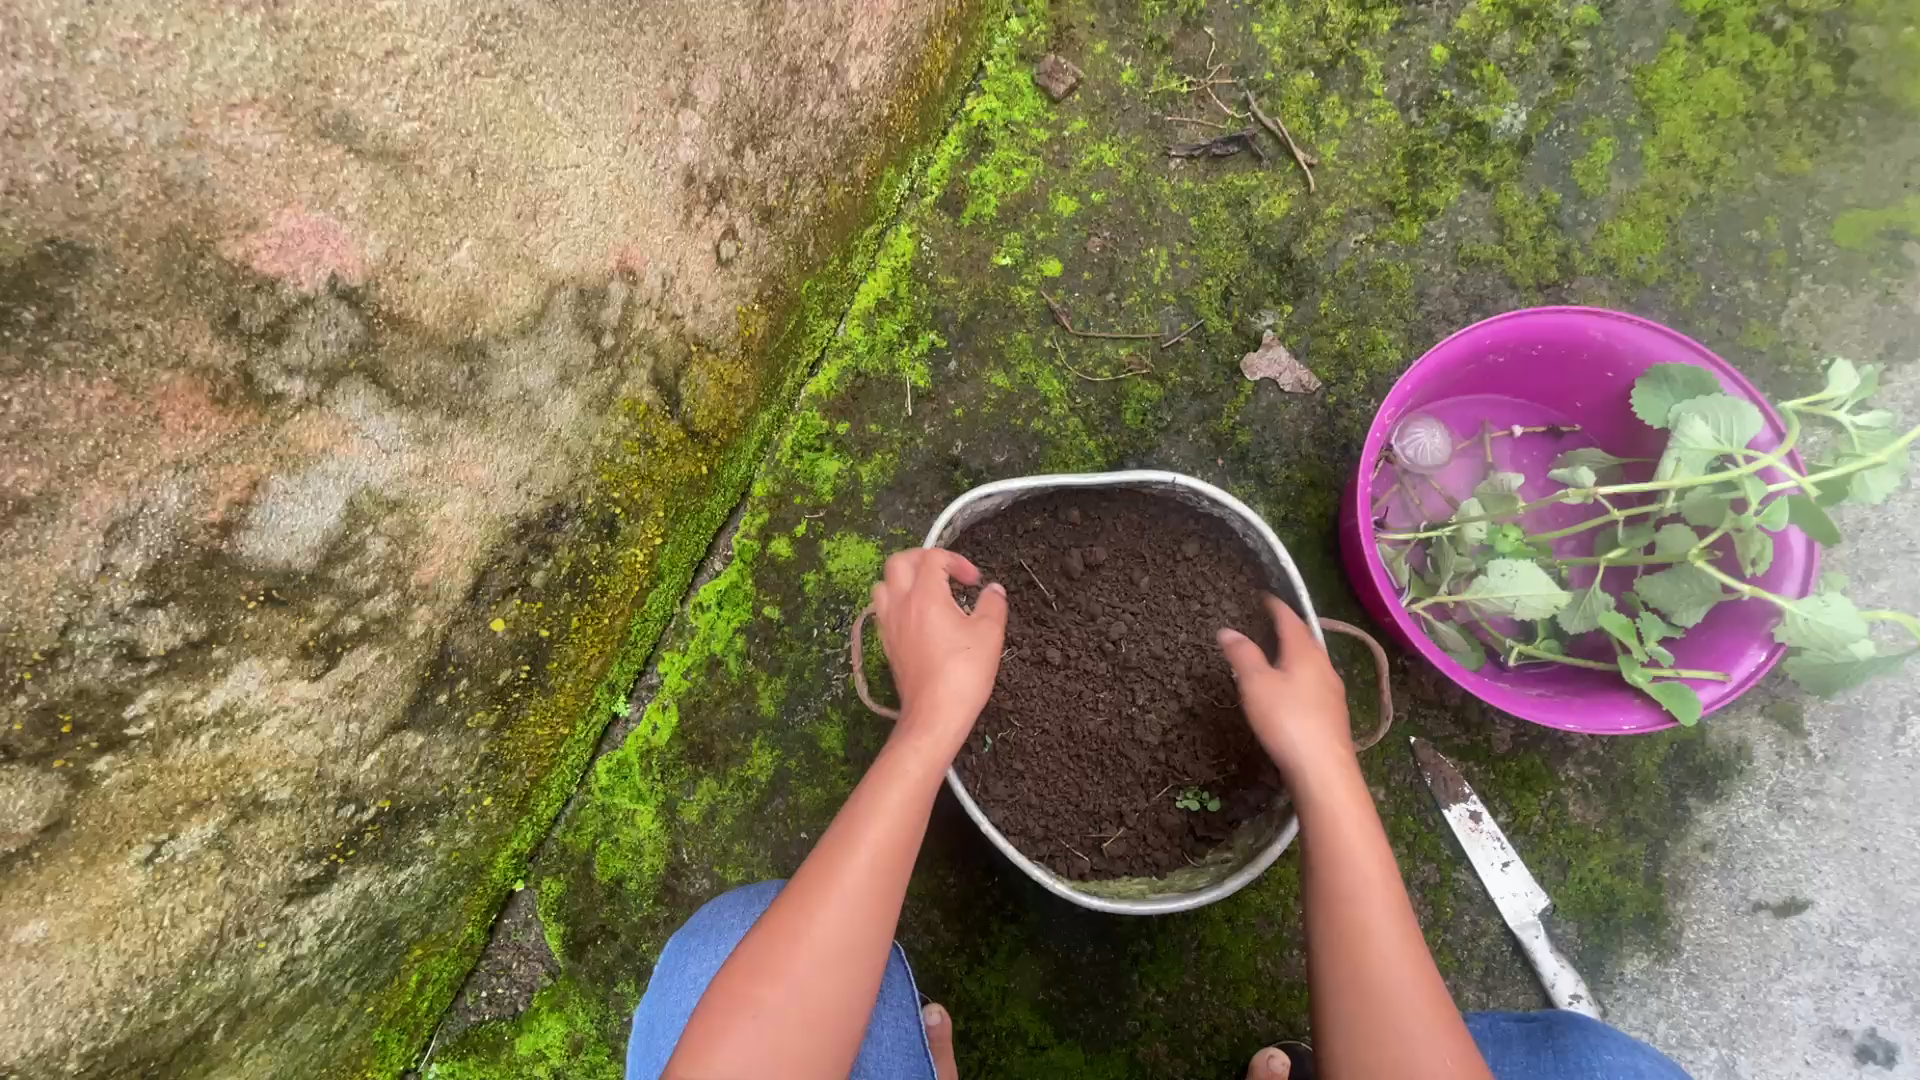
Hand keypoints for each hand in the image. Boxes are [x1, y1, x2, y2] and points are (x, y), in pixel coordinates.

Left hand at [870, 548, 1007, 754]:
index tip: (974, 581)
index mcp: (925, 595)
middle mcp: (900, 604)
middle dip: (923, 559)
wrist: (935, 714)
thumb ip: (992, 604)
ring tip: (926, 591)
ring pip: (883, 585)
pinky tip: (917, 617)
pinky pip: (883, 610)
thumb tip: (993, 590)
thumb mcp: (989, 633)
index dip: (956, 561)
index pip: (932, 559)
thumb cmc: (963, 672)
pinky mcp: (886, 644)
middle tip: (945, 572)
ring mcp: (889, 624)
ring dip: (904, 579)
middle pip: (899, 562)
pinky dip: (898, 602)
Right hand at [1217, 594, 1353, 780]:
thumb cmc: (1287, 720)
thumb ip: (1242, 655)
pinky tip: (1290, 687)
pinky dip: (1298, 673)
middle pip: (1305, 639)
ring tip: (1275, 651)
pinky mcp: (1332, 712)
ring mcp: (1332, 690)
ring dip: (1294, 651)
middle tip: (1267, 621)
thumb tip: (1227, 630)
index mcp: (1305, 653)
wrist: (1323, 770)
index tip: (1262, 596)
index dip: (1275, 606)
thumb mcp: (1256, 684)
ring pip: (1311, 661)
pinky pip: (1313, 681)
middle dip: (1287, 627)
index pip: (1290, 619)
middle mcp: (1323, 666)